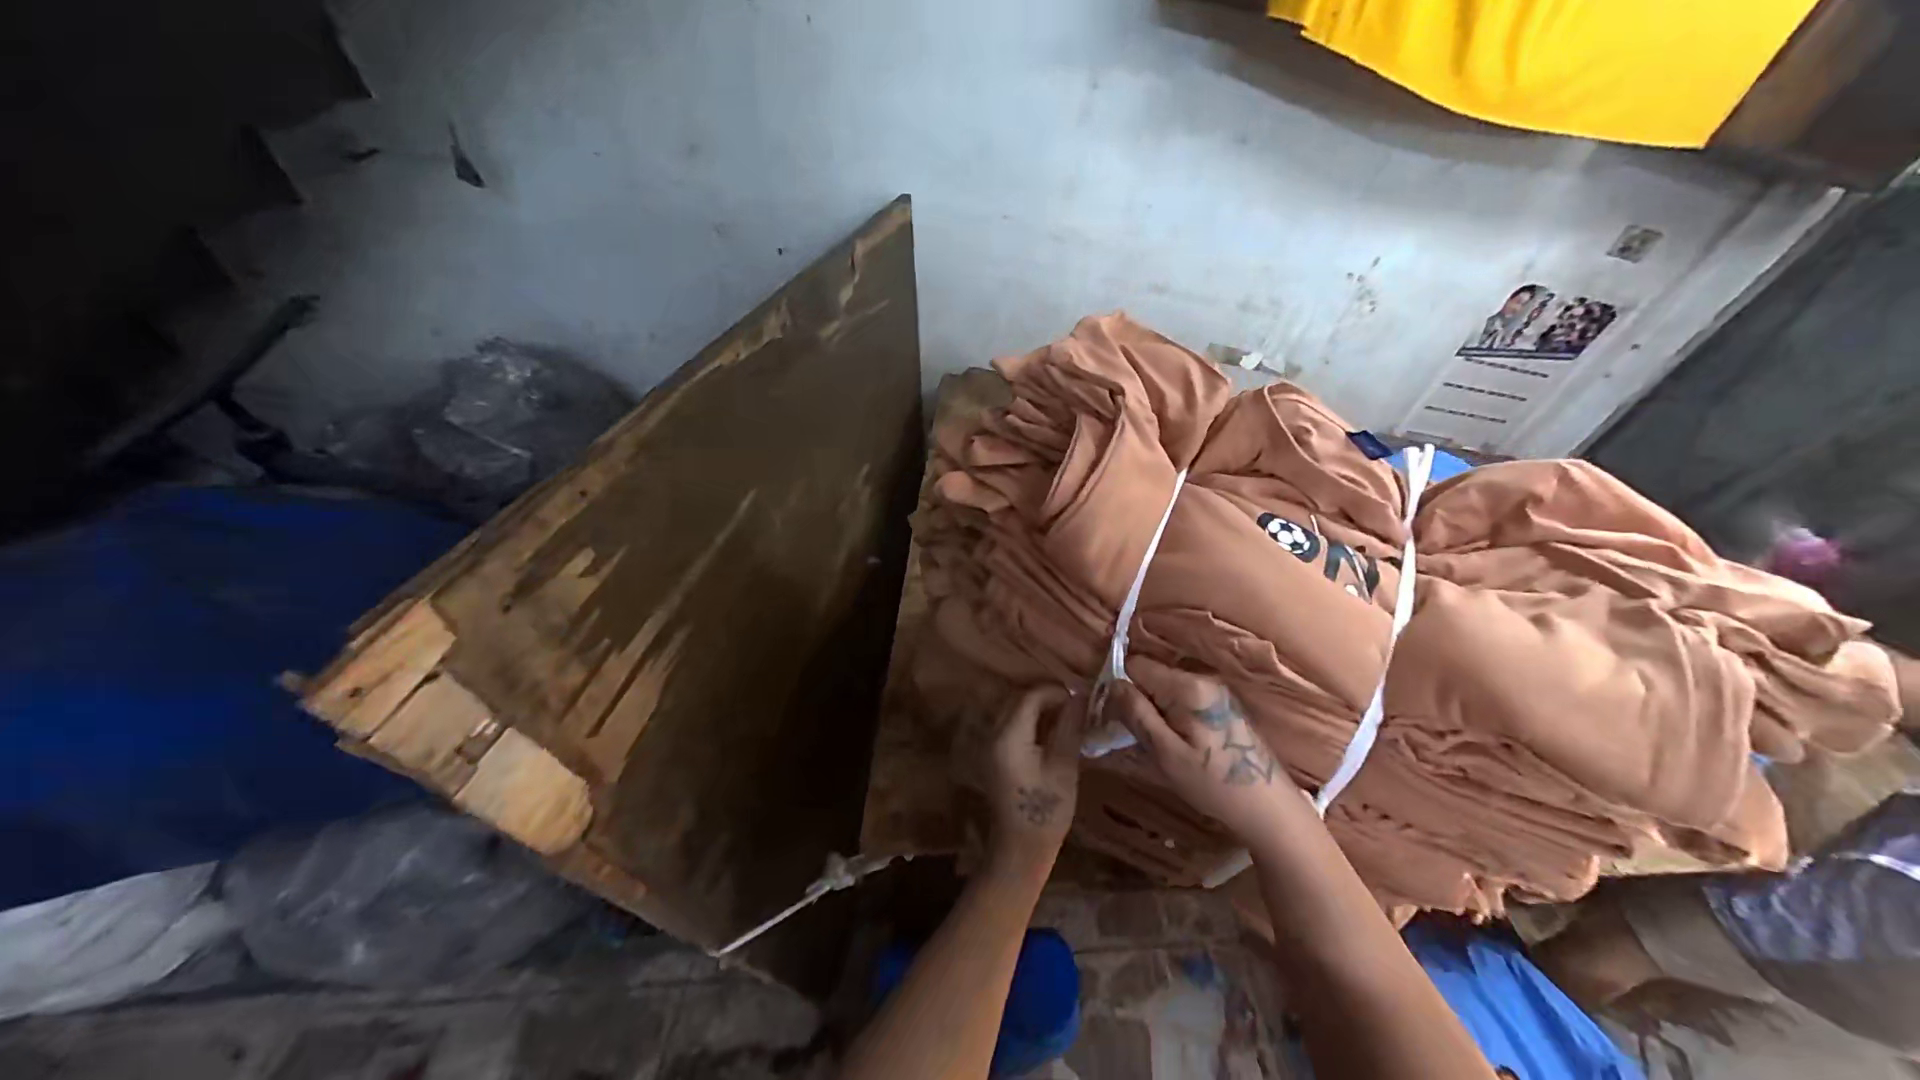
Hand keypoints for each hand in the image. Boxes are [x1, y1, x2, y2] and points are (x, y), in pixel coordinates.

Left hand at [985, 685, 1083, 873]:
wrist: (1020, 848)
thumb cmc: (1046, 811)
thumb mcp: (1064, 767)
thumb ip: (1070, 727)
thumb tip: (1081, 697)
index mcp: (1008, 736)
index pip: (1030, 697)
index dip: (1057, 692)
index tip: (1083, 699)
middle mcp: (992, 734)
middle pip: (1019, 699)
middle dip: (1048, 698)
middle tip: (1077, 708)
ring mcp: (990, 744)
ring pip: (1014, 711)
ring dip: (1040, 709)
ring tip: (1069, 719)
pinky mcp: (994, 754)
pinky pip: (1011, 725)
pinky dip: (1031, 722)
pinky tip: (1053, 733)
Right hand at [1104, 656, 1306, 848]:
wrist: (1269, 808)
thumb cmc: (1213, 784)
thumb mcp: (1166, 754)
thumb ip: (1138, 714)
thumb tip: (1114, 683)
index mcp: (1188, 686)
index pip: (1137, 665)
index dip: (1121, 687)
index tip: (1117, 717)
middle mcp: (1203, 678)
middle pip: (1152, 675)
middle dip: (1138, 700)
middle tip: (1137, 738)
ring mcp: (1216, 690)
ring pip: (1166, 688)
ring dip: (1154, 710)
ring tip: (1159, 746)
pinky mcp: (1222, 705)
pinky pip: (1183, 698)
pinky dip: (1172, 715)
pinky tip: (1179, 745)